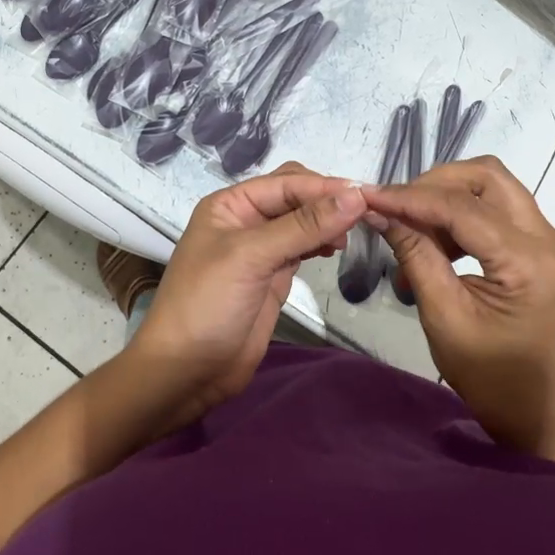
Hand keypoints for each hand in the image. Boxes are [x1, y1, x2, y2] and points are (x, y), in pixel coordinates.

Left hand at [125, 163, 364, 426]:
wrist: (186, 371)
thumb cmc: (208, 304)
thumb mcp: (252, 257)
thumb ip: (303, 226)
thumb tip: (354, 197)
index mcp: (231, 204)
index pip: (286, 183)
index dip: (324, 187)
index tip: (365, 196)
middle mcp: (246, 220)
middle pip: (296, 197)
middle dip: (329, 200)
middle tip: (368, 213)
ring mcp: (260, 250)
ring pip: (303, 222)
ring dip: (329, 221)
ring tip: (359, 230)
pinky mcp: (273, 277)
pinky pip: (303, 248)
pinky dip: (322, 243)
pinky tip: (339, 247)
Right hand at [365, 156, 554, 456]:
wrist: (536, 408)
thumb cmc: (490, 375)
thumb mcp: (444, 318)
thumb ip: (415, 257)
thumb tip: (379, 212)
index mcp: (527, 262)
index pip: (463, 208)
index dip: (411, 198)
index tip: (368, 196)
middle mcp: (545, 238)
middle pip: (487, 176)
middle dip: (436, 183)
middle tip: (397, 207)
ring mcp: (546, 238)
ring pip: (492, 185)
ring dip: (449, 195)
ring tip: (414, 227)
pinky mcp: (537, 244)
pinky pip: (497, 206)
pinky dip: (462, 210)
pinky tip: (437, 240)